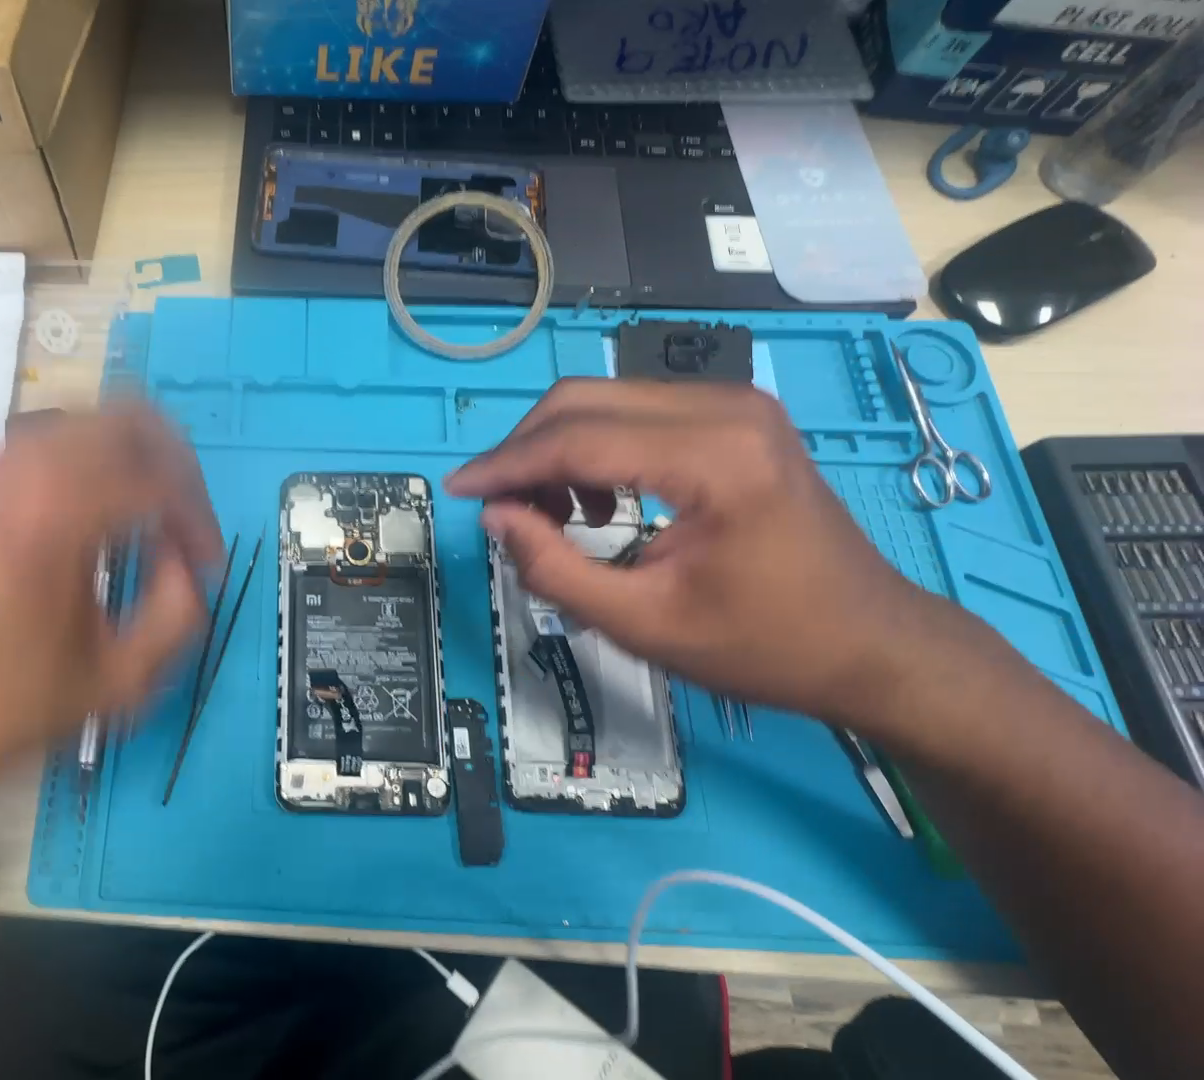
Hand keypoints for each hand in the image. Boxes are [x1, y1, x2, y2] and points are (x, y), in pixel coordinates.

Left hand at [0, 406, 221, 857]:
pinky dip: (81, 466)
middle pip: (124, 420)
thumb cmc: (4, 708)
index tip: (207, 565)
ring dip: (126, 461)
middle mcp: (15, 469)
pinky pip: (38, 446)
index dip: (198, 516)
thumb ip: (179, 611)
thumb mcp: (118, 680)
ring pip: (81, 424)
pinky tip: (85, 521)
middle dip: (172, 467)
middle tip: (184, 524)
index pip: (158, 478)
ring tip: (143, 521)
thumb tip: (186, 563)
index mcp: (56, 512)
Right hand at [446, 379, 982, 734]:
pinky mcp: (736, 417)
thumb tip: (494, 516)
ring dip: (556, 451)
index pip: (576, 438)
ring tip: (549, 517)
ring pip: (603, 399)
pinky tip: (598, 504)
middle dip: (524, 452)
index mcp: (712, 457)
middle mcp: (726, 408)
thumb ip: (554, 569)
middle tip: (499, 510)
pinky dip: (594, 449)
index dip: (505, 465)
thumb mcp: (643, 624)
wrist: (873, 644)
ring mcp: (736, 405)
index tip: (457, 491)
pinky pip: (636, 412)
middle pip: (582, 399)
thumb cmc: (764, 645)